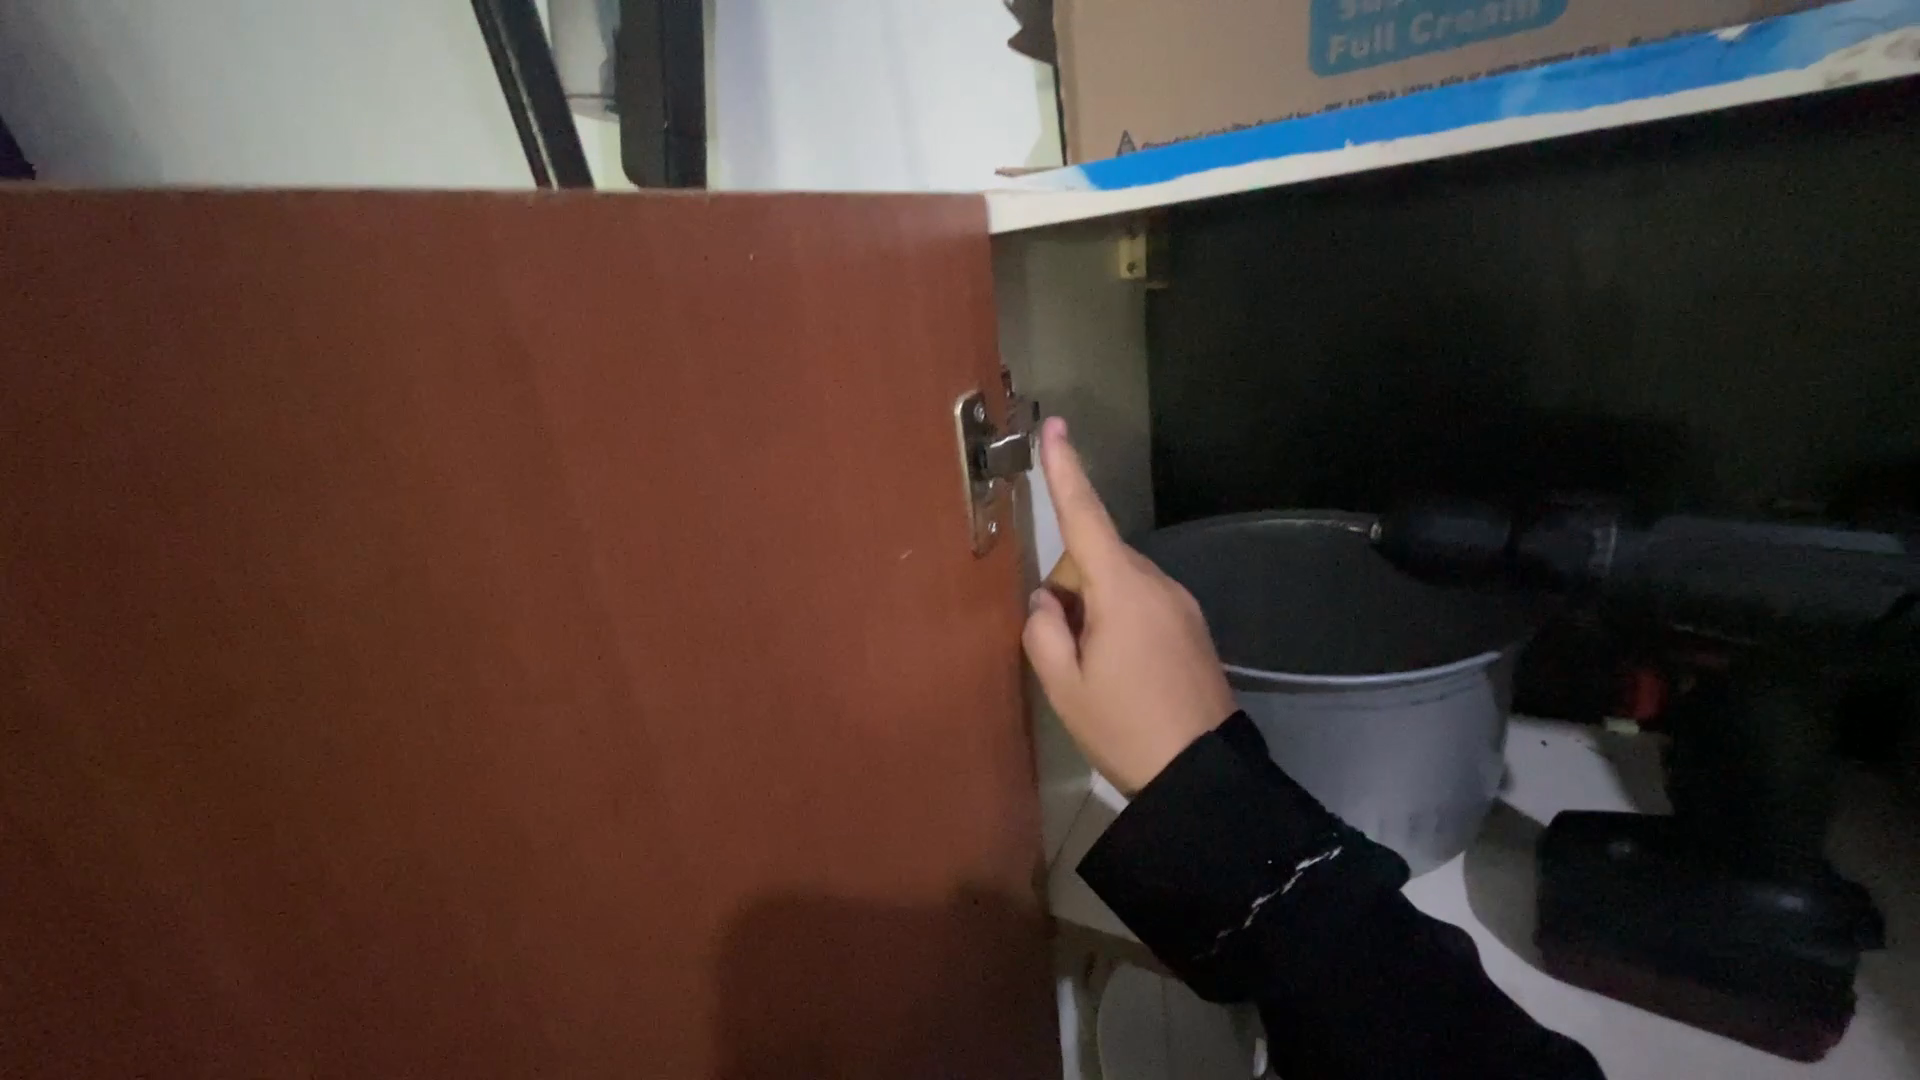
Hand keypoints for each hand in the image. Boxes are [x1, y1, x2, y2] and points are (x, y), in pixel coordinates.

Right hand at [1023, 418, 1237, 795]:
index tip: (1055, 426)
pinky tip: (1122, 673)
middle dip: (1068, 589)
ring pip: (1116, 584)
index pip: (1085, 517)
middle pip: (1094, 560)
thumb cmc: (1125, 727)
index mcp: (1122, 590)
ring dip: (1093, 611)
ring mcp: (1180, 605)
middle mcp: (1156, 584)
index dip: (1067, 471)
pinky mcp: (1192, 627)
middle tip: (1065, 651)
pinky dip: (1117, 623)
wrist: (1203, 777)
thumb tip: (1047, 601)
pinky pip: (1141, 604)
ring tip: (1095, 671)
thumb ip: (1042, 631)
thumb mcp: (1064, 685)